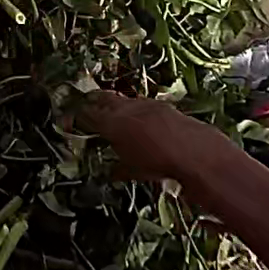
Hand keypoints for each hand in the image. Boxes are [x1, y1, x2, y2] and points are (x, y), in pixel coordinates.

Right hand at [78, 90, 233, 183]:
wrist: (197, 153)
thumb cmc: (160, 165)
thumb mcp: (132, 171)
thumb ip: (118, 168)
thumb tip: (111, 170)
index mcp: (113, 123)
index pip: (89, 114)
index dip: (78, 116)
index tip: (71, 117)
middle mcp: (128, 108)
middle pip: (105, 99)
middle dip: (94, 101)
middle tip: (86, 103)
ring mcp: (147, 104)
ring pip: (124, 100)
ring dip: (116, 104)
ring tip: (111, 110)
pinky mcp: (164, 107)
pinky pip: (142, 104)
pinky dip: (136, 109)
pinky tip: (139, 118)